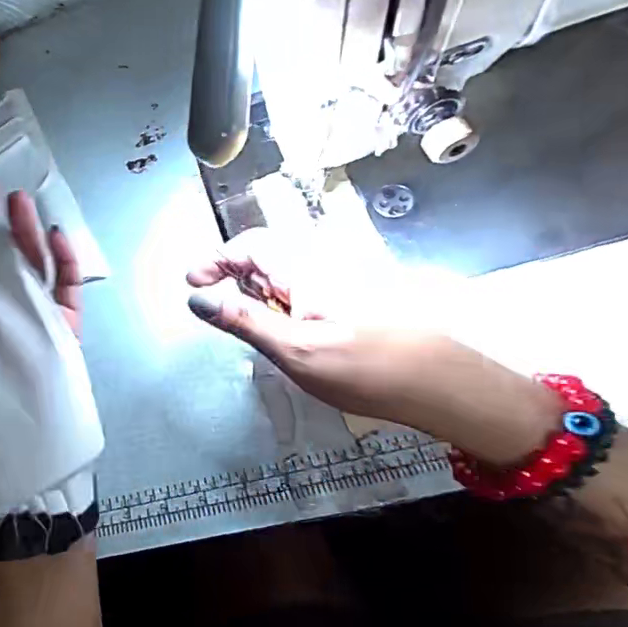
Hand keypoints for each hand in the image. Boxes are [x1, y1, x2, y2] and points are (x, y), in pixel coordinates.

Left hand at [0, 190, 82, 436]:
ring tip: (19, 203)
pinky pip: (67, 290)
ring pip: (35, 267)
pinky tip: (57, 237)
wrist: (19, 448)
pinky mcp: (65, 326)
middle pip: (1, 260)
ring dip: (30, 233)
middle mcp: (0, 310)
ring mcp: (36, 316)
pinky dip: (66, 262)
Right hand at [184, 229, 560, 464]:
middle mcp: (323, 264)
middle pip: (266, 257)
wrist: (434, 382)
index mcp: (305, 268)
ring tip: (264, 333)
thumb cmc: (364, 368)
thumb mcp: (294, 350)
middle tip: (228, 317)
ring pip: (287, 276)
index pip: (249, 244)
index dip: (217, 259)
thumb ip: (244, 320)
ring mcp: (342, 280)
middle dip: (238, 280)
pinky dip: (287, 307)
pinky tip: (297, 338)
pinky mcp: (354, 299)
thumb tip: (198, 298)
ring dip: (262, 297)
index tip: (193, 283)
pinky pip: (307, 292)